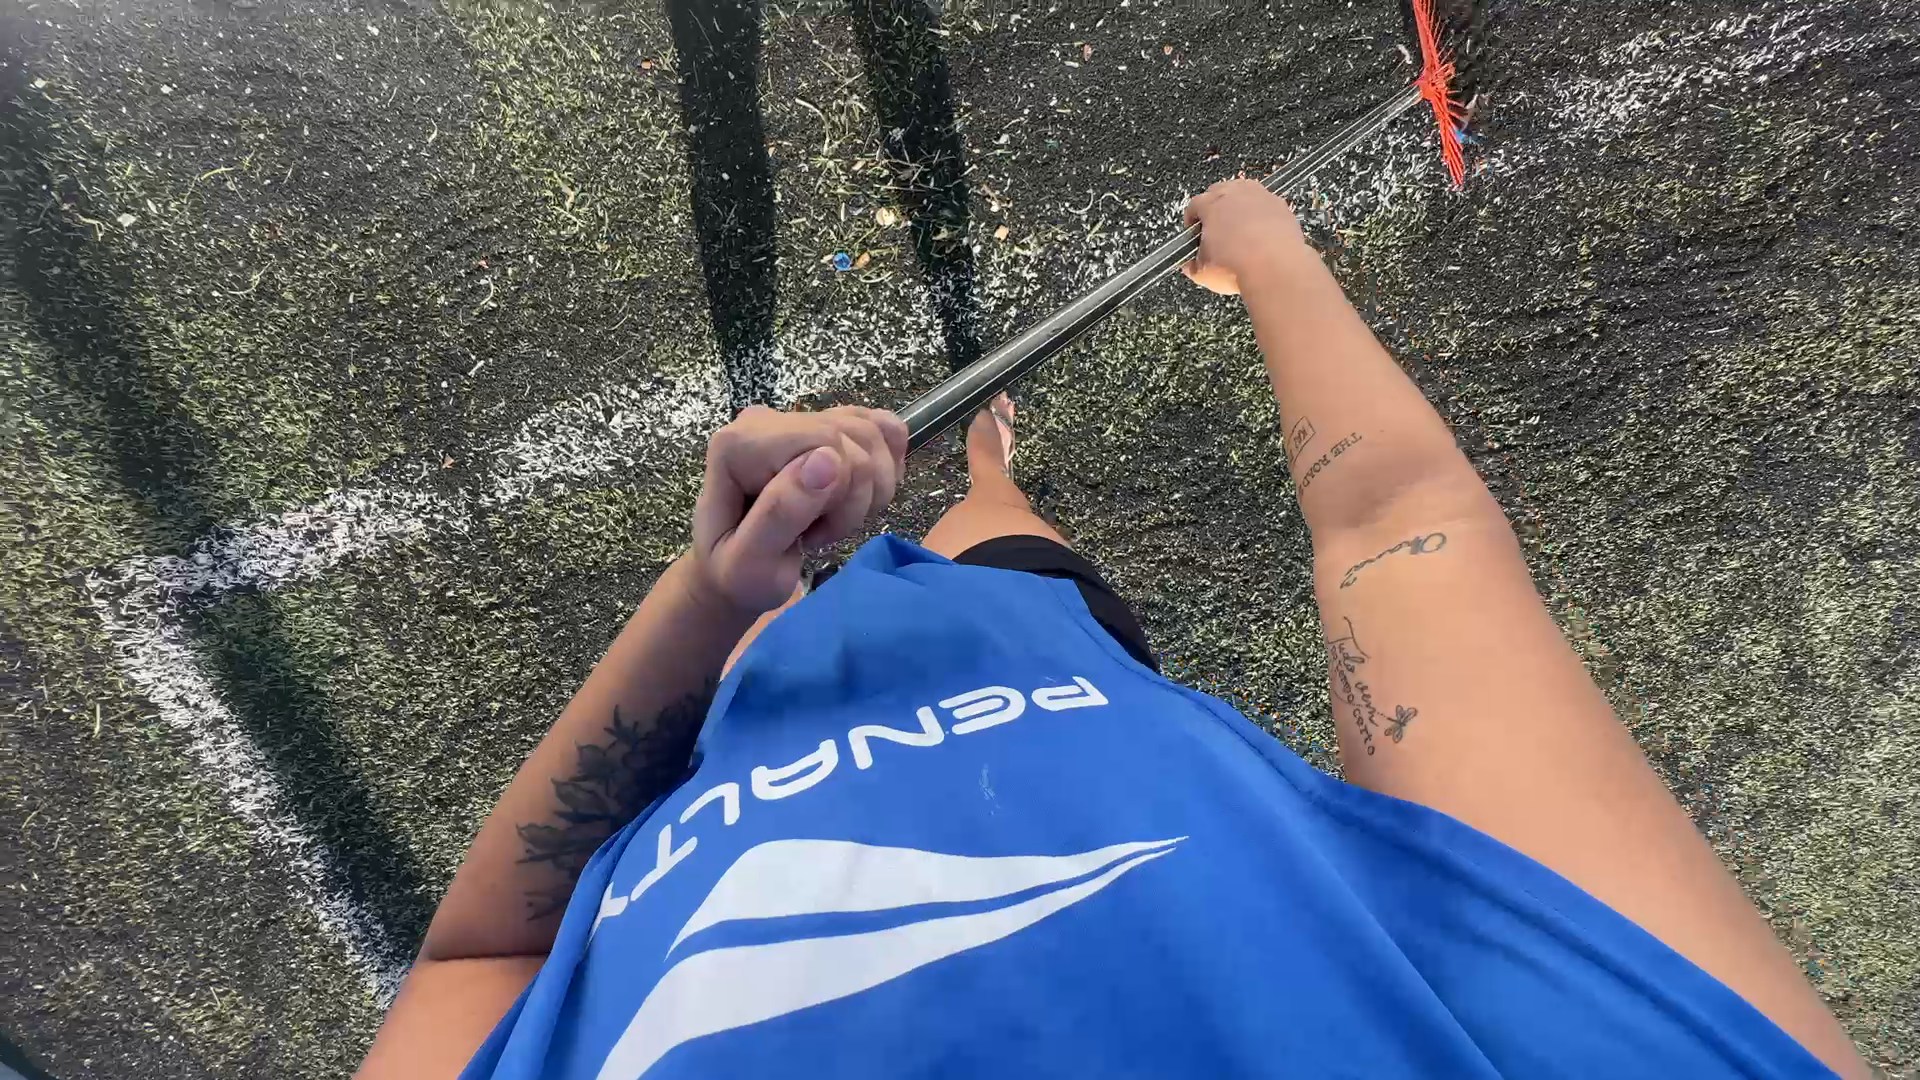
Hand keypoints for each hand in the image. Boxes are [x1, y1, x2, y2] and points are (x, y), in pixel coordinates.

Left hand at [688, 405, 907, 616]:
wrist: (731, 573)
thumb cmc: (737, 577)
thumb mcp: (751, 563)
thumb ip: (782, 511)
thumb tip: (829, 459)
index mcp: (739, 445)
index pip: (829, 441)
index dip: (842, 493)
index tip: (812, 536)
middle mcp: (765, 419)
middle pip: (857, 435)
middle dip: (857, 496)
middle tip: (823, 532)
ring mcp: (795, 420)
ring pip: (872, 433)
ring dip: (870, 488)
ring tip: (834, 519)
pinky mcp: (819, 426)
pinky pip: (876, 426)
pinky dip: (885, 465)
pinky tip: (864, 495)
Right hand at [1181, 178, 1312, 295]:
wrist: (1273, 268)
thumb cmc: (1236, 266)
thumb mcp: (1202, 273)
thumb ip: (1192, 264)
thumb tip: (1191, 264)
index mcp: (1210, 205)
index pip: (1194, 205)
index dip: (1191, 219)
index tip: (1193, 231)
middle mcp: (1235, 193)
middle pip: (1219, 192)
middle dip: (1214, 208)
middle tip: (1215, 230)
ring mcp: (1260, 195)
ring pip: (1244, 193)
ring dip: (1239, 208)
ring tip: (1238, 230)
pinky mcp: (1280, 205)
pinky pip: (1266, 205)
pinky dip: (1261, 215)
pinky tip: (1260, 235)